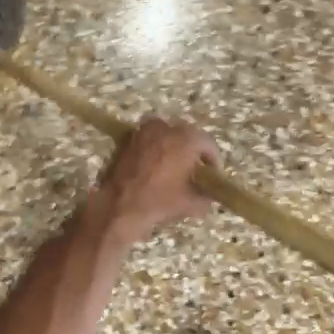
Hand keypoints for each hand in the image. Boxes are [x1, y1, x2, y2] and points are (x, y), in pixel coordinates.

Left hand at [89, 117, 217, 243]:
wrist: (119, 206)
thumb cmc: (159, 201)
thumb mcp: (190, 204)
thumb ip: (206, 197)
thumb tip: (210, 197)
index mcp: (186, 139)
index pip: (208, 143)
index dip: (213, 159)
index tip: (213, 174)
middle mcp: (166, 128)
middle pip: (187, 135)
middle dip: (193, 150)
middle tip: (195, 169)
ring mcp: (144, 131)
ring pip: (166, 134)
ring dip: (173, 146)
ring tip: (174, 166)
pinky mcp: (128, 138)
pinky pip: (148, 139)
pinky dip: (154, 148)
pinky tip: (154, 166)